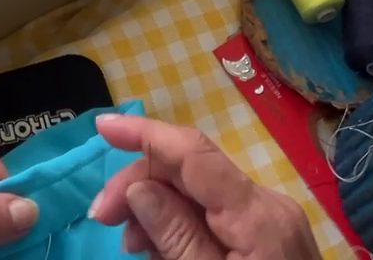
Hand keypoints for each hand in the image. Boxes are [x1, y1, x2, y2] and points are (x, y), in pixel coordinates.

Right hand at [88, 115, 319, 259]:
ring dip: (157, 209)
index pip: (193, 152)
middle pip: (190, 171)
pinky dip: (181, 227)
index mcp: (257, 216)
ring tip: (133, 247)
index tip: (101, 127)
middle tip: (103, 217)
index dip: (144, 132)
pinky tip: (160, 251)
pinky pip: (214, 217)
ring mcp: (272, 223)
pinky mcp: (269, 240)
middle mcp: (268, 206)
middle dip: (141, 183)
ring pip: (198, 193)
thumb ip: (175, 236)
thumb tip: (139, 185)